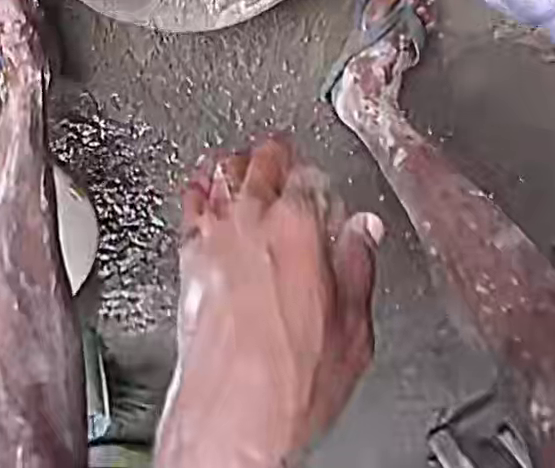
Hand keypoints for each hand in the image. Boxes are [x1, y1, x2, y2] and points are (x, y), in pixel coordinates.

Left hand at [157, 138, 384, 467]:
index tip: (318, 178)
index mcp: (298, 228)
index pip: (307, 176)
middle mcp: (252, 218)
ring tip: (243, 155)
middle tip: (279, 148)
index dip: (314, 173)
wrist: (233, 406)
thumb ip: (358, 266)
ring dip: (235, 160)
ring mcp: (216, 230)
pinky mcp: (189, 248)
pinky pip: (191, 198)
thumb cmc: (293, 377)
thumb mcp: (353, 329)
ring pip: (223, 172)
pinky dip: (198, 182)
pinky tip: (201, 179)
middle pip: (261, 162)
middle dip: (273, 152)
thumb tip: (365, 230)